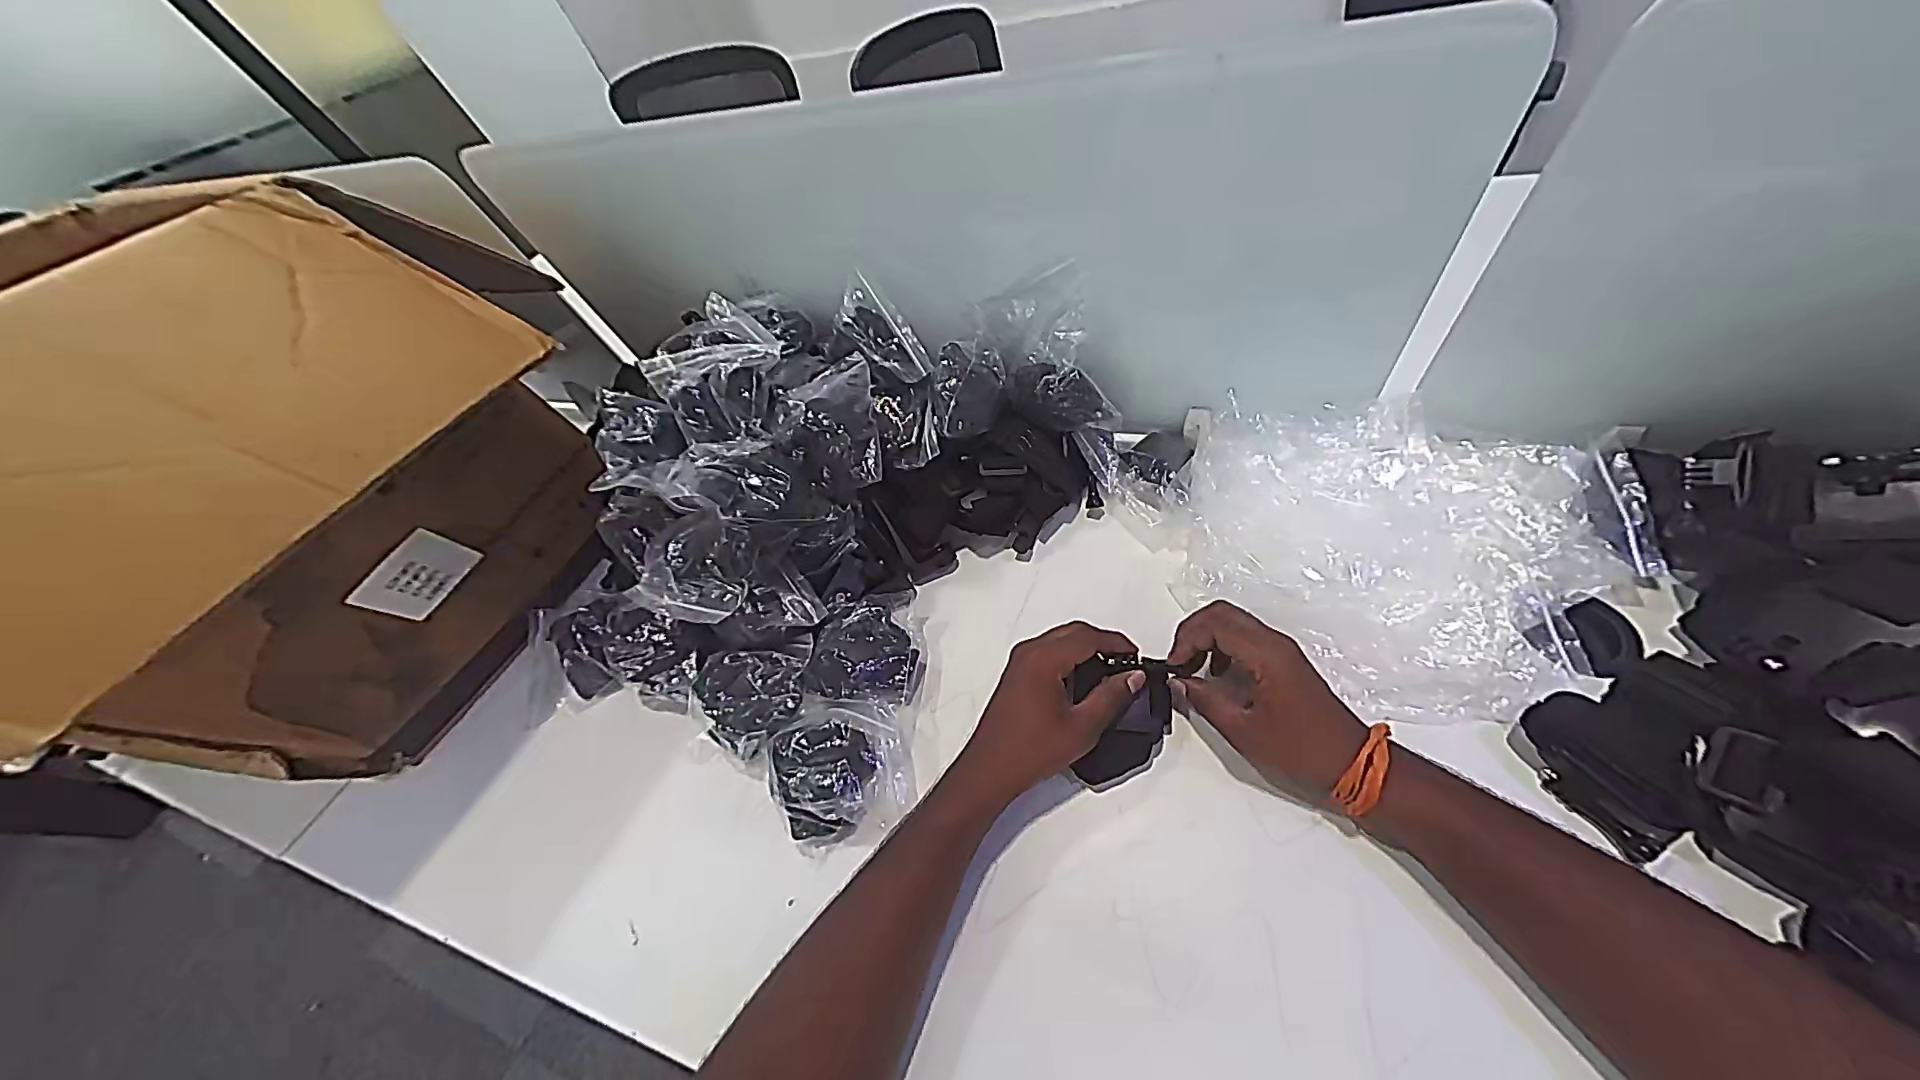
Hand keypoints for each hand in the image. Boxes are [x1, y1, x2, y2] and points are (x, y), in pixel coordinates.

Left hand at [945, 622, 1144, 807]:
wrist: (991, 769)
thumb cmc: (1026, 751)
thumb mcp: (1083, 727)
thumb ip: (1112, 697)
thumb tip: (1131, 678)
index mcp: (1043, 660)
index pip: (1087, 636)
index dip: (1116, 643)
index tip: (1134, 656)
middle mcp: (1028, 654)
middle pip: (1073, 632)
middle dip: (1103, 643)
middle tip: (1126, 662)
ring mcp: (1019, 663)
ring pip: (1060, 640)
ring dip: (1086, 649)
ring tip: (1109, 673)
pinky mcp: (1016, 674)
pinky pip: (1048, 652)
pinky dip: (1069, 658)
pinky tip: (1084, 682)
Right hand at [1169, 600, 1369, 798]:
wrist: (1351, 763)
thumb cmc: (1302, 749)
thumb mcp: (1242, 730)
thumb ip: (1204, 700)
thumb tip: (1179, 683)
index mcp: (1266, 654)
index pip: (1214, 624)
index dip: (1186, 641)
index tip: (1174, 667)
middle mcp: (1275, 643)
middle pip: (1222, 614)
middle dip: (1192, 633)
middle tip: (1178, 662)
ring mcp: (1281, 650)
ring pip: (1233, 623)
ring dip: (1206, 638)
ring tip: (1192, 670)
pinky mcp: (1284, 661)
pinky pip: (1245, 639)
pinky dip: (1222, 647)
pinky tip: (1215, 676)